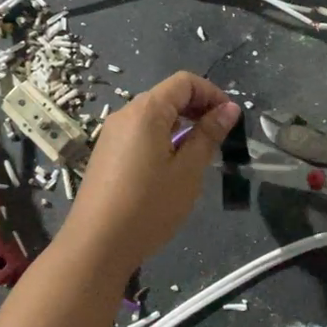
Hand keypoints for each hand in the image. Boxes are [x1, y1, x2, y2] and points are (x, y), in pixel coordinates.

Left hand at [58, 71, 241, 278]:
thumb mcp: (187, 171)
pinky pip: (139, 133)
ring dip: (180, 125)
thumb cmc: (148, 206)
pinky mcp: (105, 153)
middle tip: (219, 137)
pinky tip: (170, 168)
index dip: (211, 93)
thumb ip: (208, 135)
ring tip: (198, 155)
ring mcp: (111, 134)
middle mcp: (125, 114)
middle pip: (167, 95)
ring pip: (153, 115)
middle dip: (197, 108)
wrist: (96, 245)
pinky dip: (161, 138)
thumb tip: (229, 109)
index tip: (230, 119)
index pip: (184, 82)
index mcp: (146, 111)